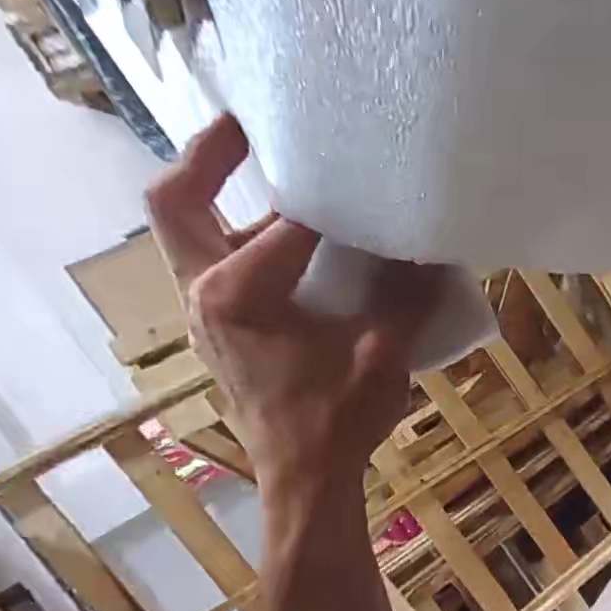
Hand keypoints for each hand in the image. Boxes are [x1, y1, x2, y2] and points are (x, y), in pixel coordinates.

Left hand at [146, 114, 442, 504]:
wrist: (306, 483)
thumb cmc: (337, 423)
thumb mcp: (383, 354)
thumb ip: (408, 293)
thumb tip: (434, 245)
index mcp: (238, 295)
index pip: (287, 220)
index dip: (332, 196)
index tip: (362, 173)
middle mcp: (204, 296)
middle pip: (176, 203)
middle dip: (210, 154)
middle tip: (254, 126)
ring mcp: (206, 317)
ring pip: (196, 236)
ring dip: (236, 205)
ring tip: (296, 188)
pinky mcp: (220, 334)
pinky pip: (220, 268)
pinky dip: (251, 245)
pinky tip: (304, 255)